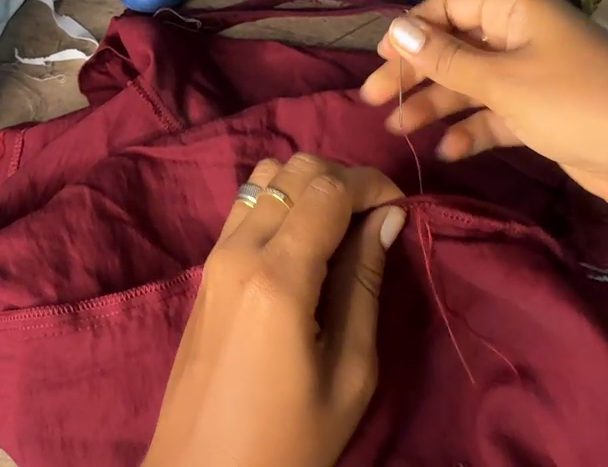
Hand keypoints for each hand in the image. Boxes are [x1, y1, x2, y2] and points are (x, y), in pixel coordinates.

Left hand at [144, 154, 406, 466]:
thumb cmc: (288, 440)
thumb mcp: (349, 373)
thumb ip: (364, 283)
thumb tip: (387, 217)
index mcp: (277, 277)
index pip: (328, 188)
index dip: (372, 185)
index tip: (399, 209)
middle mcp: (240, 249)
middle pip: (297, 168)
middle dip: (344, 177)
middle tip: (374, 217)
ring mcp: (216, 252)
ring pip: (268, 174)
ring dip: (311, 183)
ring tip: (341, 224)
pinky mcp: (207, 263)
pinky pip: (248, 200)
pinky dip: (283, 197)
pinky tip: (305, 236)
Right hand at [358, 0, 607, 213]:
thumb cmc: (578, 103)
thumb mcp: (502, 80)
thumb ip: (444, 58)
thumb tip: (395, 28)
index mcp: (514, 9)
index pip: (448, 6)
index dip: (410, 30)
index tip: (378, 60)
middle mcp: (521, 35)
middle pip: (454, 48)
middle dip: (414, 74)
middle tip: (371, 101)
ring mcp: (533, 76)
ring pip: (471, 84)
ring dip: (436, 106)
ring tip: (397, 130)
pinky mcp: (543, 114)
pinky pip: (495, 115)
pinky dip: (471, 130)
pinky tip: (445, 151)